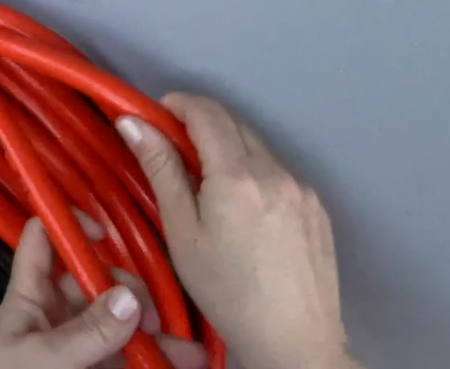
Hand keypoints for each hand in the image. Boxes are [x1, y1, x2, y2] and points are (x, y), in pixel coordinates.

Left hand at [0, 216, 206, 368]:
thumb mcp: (44, 362)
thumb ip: (87, 334)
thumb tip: (131, 297)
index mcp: (30, 297)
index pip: (43, 240)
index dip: (67, 224)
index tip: (104, 232)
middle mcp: (57, 315)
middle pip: (95, 281)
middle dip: (127, 291)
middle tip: (151, 320)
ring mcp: (80, 347)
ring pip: (120, 324)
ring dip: (155, 334)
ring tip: (190, 353)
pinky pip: (131, 360)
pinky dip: (159, 360)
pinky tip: (189, 363)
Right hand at [118, 95, 355, 368]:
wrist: (297, 346)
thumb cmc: (227, 292)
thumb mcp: (181, 231)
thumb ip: (160, 168)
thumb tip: (132, 122)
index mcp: (238, 176)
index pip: (205, 111)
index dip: (176, 104)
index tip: (156, 117)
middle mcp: (275, 171)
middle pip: (231, 119)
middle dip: (198, 119)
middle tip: (172, 144)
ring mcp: (301, 187)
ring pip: (255, 142)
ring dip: (225, 142)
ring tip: (205, 179)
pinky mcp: (317, 205)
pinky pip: (276, 167)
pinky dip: (251, 166)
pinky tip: (240, 203)